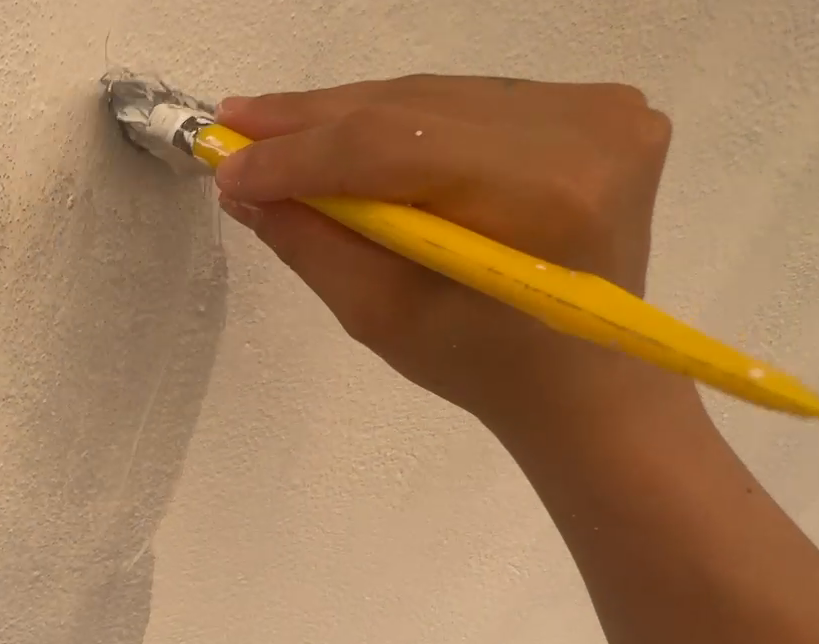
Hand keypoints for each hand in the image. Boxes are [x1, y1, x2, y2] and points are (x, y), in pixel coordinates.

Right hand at [213, 75, 697, 438]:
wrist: (573, 373)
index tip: (224, 165)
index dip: (298, 155)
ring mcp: (595, 108)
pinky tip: (336, 133)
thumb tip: (243, 191)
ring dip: (341, 114)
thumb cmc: (473, 363)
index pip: (392, 147)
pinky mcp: (588, 107)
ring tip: (267, 127)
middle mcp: (583, 129)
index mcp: (541, 195)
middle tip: (230, 122)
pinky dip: (390, 119)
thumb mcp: (377, 313)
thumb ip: (312, 243)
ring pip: (430, 96)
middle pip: (411, 108)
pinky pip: (459, 102)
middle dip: (309, 120)